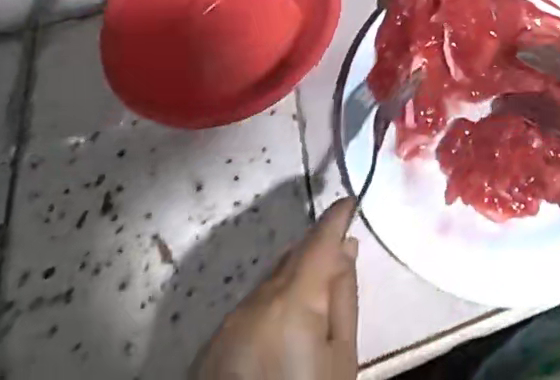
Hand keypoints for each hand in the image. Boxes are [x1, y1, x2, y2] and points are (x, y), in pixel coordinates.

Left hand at [193, 198, 359, 379]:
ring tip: (314, 300)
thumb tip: (345, 249)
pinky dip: (270, 305)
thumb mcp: (343, 358)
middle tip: (340, 254)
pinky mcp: (210, 348)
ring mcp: (227, 325)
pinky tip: (283, 330)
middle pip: (291, 259)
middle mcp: (253, 301)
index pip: (318, 241)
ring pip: (268, 283)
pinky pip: (249, 309)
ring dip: (292, 278)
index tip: (349, 201)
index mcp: (291, 300)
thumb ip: (344, 297)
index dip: (335, 218)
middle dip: (315, 251)